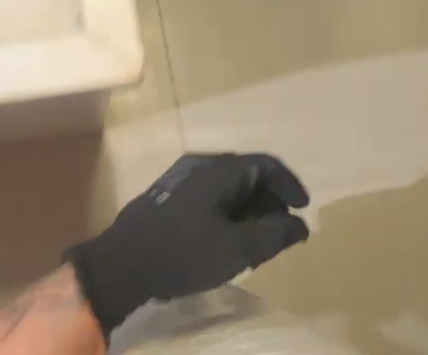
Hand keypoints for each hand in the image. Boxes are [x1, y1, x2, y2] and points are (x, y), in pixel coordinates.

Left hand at [66, 152, 310, 335]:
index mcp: (217, 169)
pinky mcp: (169, 196)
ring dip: (249, 210)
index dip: (289, 185)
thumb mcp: (236, 249)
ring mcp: (181, 179)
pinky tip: (228, 241)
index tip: (304, 209)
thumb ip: (273, 235)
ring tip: (259, 243)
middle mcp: (199, 165)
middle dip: (270, 201)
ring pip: (227, 187)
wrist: (122, 263)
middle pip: (246, 174)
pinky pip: (210, 197)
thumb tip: (300, 224)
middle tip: (282, 233)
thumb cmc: (182, 252)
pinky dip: (229, 213)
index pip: (264, 164)